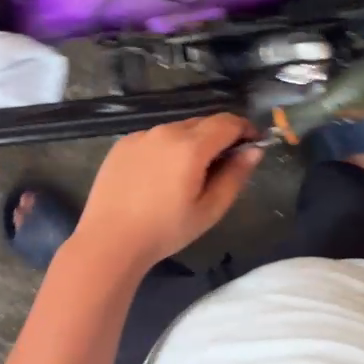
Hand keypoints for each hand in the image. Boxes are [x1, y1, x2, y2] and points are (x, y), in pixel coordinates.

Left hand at [73, 114, 264, 270]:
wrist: (109, 241)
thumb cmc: (165, 230)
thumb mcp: (209, 209)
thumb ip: (235, 176)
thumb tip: (254, 150)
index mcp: (191, 146)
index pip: (228, 122)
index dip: (245, 129)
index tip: (253, 145)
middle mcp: (166, 131)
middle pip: (203, 123)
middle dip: (219, 137)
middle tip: (222, 166)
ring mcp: (142, 135)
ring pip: (178, 129)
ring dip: (192, 142)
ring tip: (188, 175)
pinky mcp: (123, 143)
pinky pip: (155, 137)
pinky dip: (166, 148)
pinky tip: (159, 177)